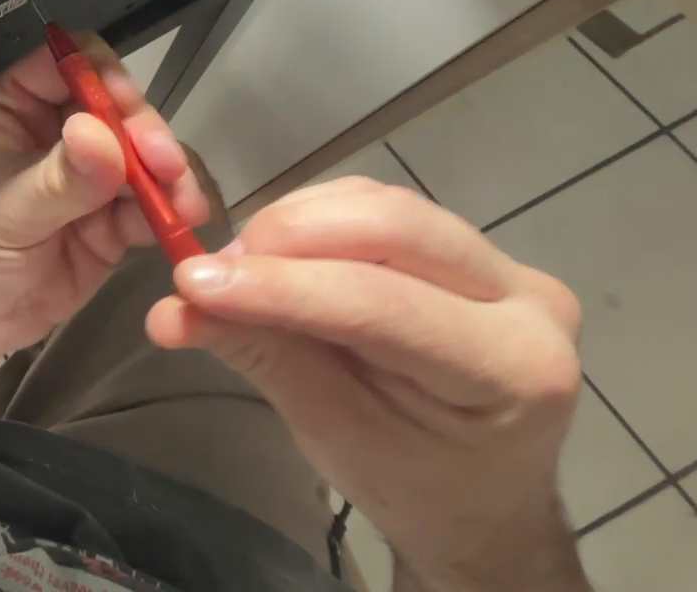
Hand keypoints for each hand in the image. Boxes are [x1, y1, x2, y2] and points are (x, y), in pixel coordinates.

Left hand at [0, 34, 210, 370]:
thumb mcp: (0, 211)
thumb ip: (56, 178)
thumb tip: (101, 136)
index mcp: (15, 108)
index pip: (64, 64)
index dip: (99, 74)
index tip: (124, 105)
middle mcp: (56, 132)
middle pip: (115, 107)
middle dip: (144, 131)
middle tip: (164, 164)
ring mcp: (88, 177)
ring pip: (141, 155)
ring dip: (168, 173)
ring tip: (184, 201)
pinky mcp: (111, 222)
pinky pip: (149, 205)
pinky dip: (170, 211)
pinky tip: (184, 222)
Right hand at [146, 178, 586, 591]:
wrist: (476, 496)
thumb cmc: (407, 480)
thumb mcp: (327, 428)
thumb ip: (255, 353)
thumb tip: (168, 313)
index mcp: (512, 371)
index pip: (381, 304)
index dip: (279, 286)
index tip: (190, 281)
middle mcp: (528, 299)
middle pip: (392, 223)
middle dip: (284, 235)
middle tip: (216, 269)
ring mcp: (504, 263)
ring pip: (378, 201)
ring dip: (290, 221)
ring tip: (240, 266)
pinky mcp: (468, 246)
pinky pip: (375, 204)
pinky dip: (309, 217)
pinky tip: (277, 253)